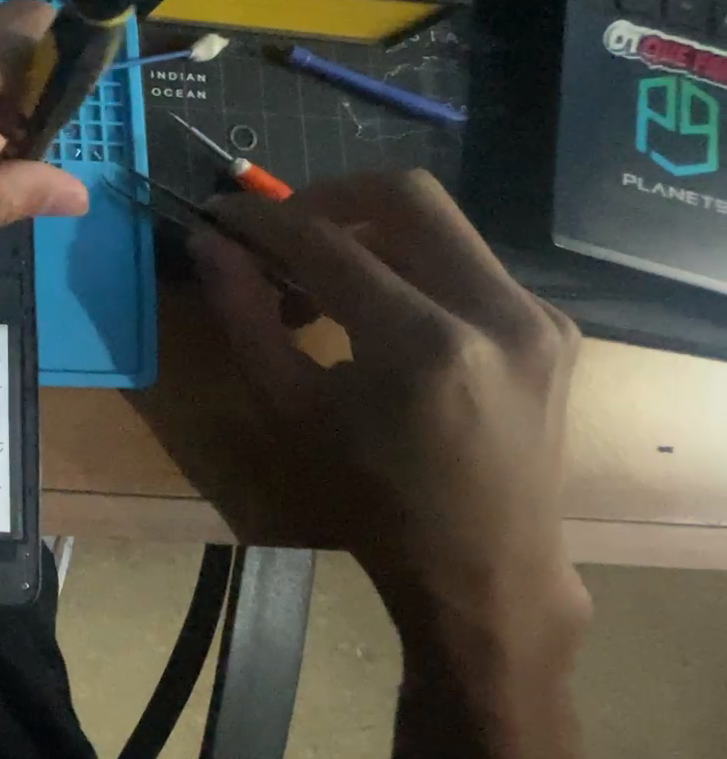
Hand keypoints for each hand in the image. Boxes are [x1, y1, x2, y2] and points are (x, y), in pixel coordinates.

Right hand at [184, 171, 586, 628]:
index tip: (219, 211)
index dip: (260, 218)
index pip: (325, 241)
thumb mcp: (284, 405)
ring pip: (437, 221)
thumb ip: (243, 314)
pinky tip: (369, 308)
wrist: (484, 564)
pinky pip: (462, 258)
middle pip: (404, 194)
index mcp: (421, 345)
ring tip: (315, 282)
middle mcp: (496, 312)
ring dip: (361, 230)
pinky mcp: (549, 322)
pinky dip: (401, 262)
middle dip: (323, 196)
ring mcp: (535, 314)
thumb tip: (208, 244)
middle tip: (276, 230)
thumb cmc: (365, 494)